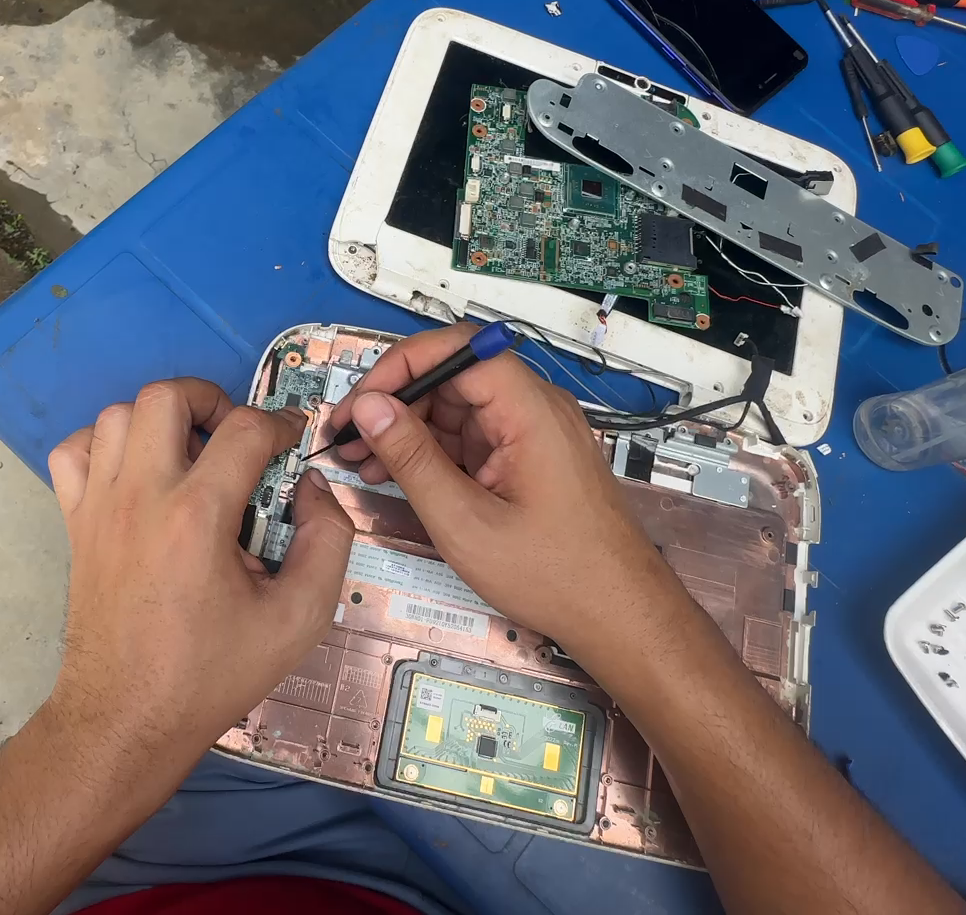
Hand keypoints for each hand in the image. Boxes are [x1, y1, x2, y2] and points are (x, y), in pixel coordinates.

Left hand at [44, 378, 354, 765]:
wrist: (127, 719)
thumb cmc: (214, 671)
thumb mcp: (300, 617)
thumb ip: (327, 539)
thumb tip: (312, 486)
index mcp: (197, 515)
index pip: (244, 429)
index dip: (280, 424)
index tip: (293, 442)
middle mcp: (141, 495)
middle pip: (166, 396)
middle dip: (211, 399)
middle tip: (236, 437)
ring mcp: (98, 505)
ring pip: (117, 414)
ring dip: (161, 418)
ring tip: (190, 453)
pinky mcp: (74, 522)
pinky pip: (73, 451)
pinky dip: (105, 444)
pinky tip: (135, 471)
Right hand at [325, 324, 667, 659]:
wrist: (618, 616)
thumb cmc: (552, 574)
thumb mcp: (465, 521)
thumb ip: (412, 458)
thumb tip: (369, 407)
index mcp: (529, 410)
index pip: (458, 350)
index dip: (401, 366)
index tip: (361, 404)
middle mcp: (533, 408)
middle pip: (452, 376)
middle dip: (394, 402)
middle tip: (346, 440)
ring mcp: (530, 431)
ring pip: (454, 407)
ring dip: (406, 429)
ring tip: (361, 462)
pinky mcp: (524, 455)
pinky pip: (468, 436)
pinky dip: (430, 451)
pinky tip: (395, 474)